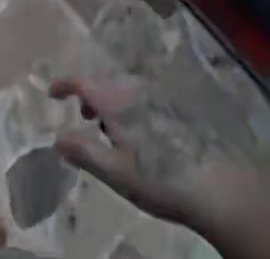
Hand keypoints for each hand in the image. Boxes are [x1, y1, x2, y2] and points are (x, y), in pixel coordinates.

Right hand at [48, 78, 269, 258]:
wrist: (217, 187)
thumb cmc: (160, 177)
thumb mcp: (116, 171)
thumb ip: (84, 152)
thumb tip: (56, 138)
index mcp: (116, 101)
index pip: (82, 82)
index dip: (64, 85)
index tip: (52, 93)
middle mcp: (135, 91)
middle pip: (104, 84)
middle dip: (89, 97)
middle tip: (84, 118)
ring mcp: (158, 99)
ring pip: (124, 92)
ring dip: (110, 104)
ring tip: (110, 132)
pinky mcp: (176, 112)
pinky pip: (142, 100)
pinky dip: (130, 110)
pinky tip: (139, 137)